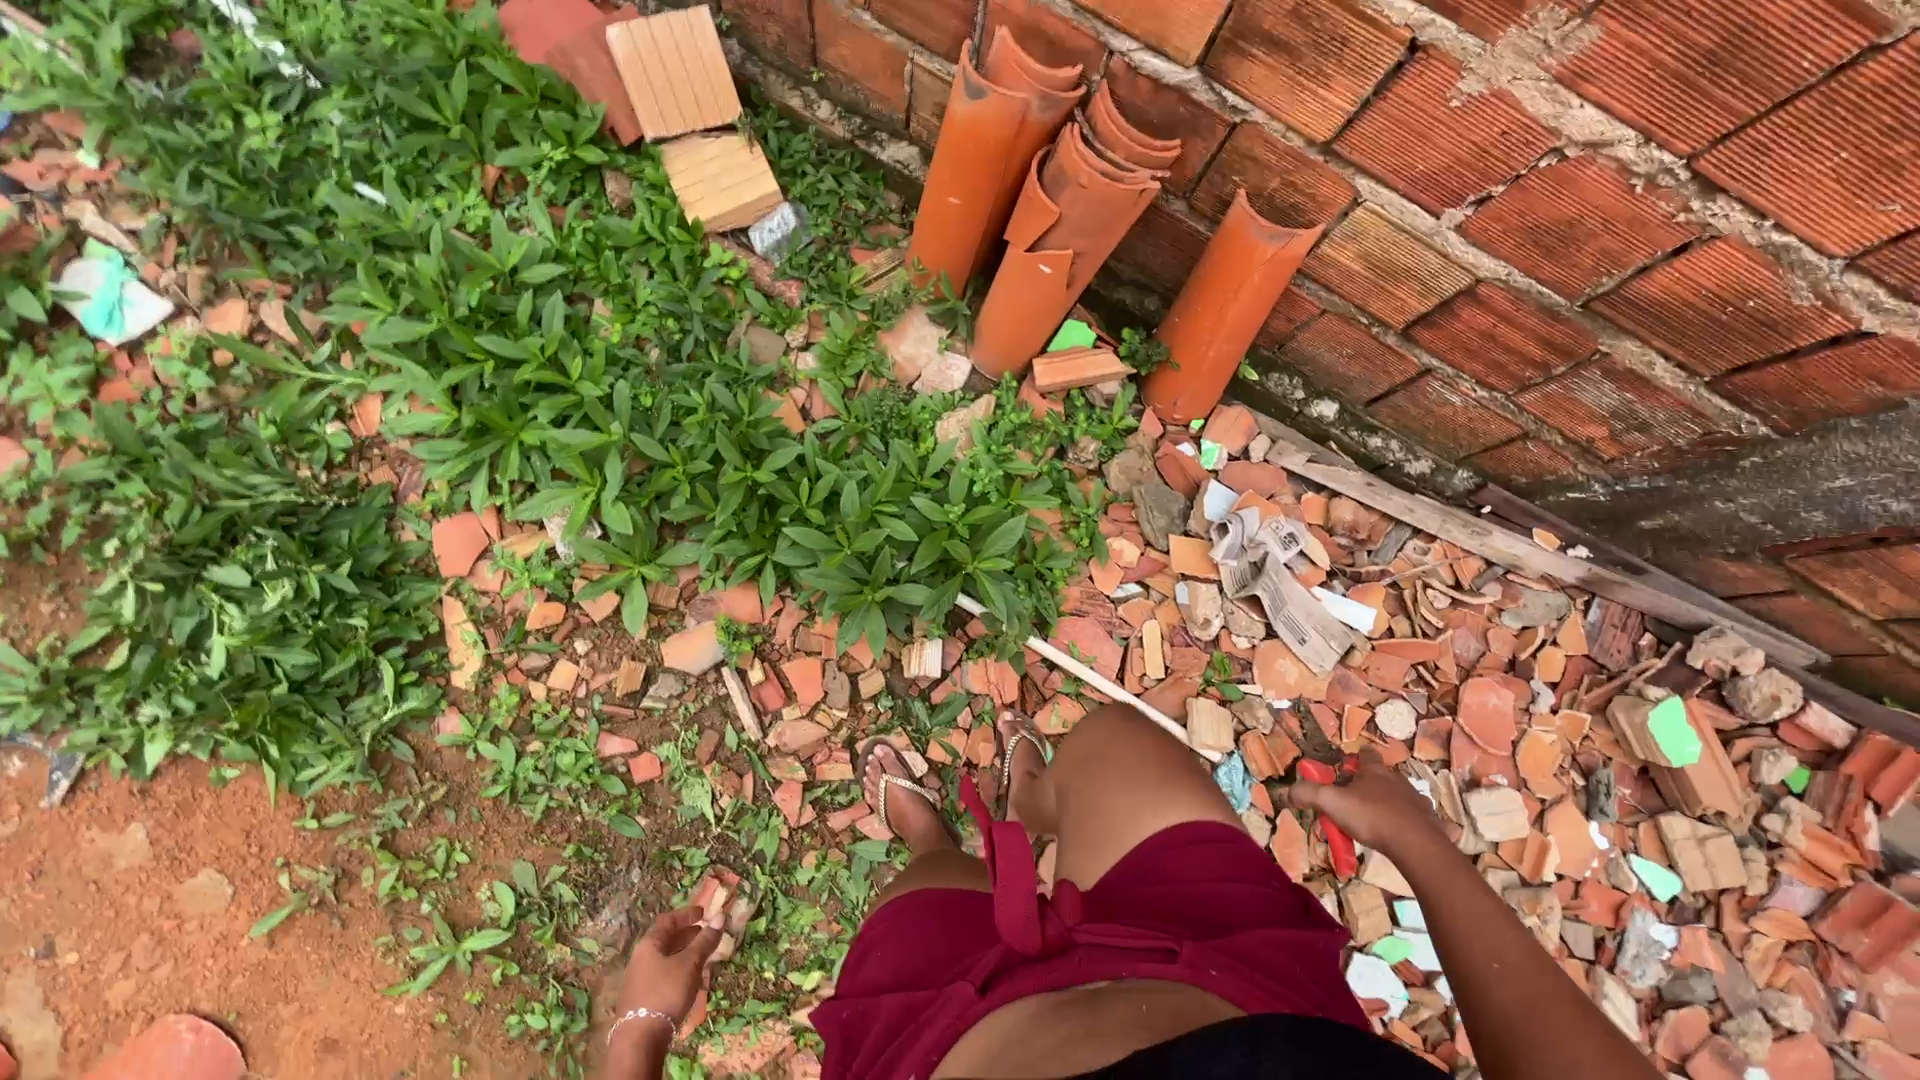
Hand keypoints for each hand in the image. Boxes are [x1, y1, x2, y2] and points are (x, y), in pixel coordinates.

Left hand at [615, 906, 722, 1037]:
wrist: (640, 1039)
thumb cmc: (666, 992)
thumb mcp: (690, 964)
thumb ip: (705, 941)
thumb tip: (720, 917)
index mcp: (649, 945)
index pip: (668, 920)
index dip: (687, 915)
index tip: (704, 913)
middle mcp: (641, 958)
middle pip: (666, 939)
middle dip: (688, 935)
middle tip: (707, 935)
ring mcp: (641, 979)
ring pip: (666, 958)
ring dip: (686, 954)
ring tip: (704, 957)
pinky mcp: (644, 997)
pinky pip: (664, 974)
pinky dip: (680, 970)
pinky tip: (692, 981)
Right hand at [1286, 752, 1447, 858]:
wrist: (1416, 844)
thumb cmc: (1371, 816)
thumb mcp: (1331, 803)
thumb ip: (1307, 794)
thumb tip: (1287, 791)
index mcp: (1374, 771)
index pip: (1366, 754)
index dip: (1356, 758)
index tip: (1347, 767)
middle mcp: (1398, 780)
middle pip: (1382, 776)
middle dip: (1369, 785)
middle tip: (1354, 801)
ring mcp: (1417, 800)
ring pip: (1401, 796)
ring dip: (1389, 804)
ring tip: (1376, 821)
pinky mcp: (1431, 822)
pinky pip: (1419, 819)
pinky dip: (1410, 824)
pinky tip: (1402, 836)